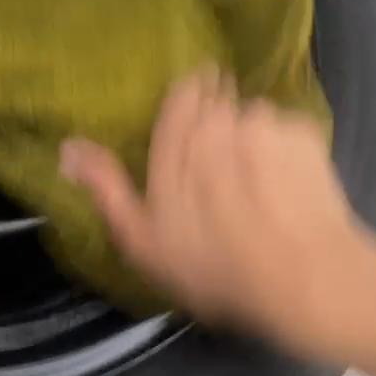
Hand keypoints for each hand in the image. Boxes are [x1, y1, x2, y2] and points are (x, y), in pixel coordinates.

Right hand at [59, 67, 375, 364]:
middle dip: (217, 121)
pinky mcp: (305, 134)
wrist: (309, 282)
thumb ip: (105, 186)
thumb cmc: (215, 265)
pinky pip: (286, 130)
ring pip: (252, 114)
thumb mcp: (143, 239)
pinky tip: (289, 188)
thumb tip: (67, 146)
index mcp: (176, 141)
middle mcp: (218, 118)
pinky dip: (285, 151)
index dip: (186, 103)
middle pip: (216, 98)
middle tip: (223, 164)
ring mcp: (265, 123)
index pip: (181, 93)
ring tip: (261, 184)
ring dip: (251, 136)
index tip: (191, 123)